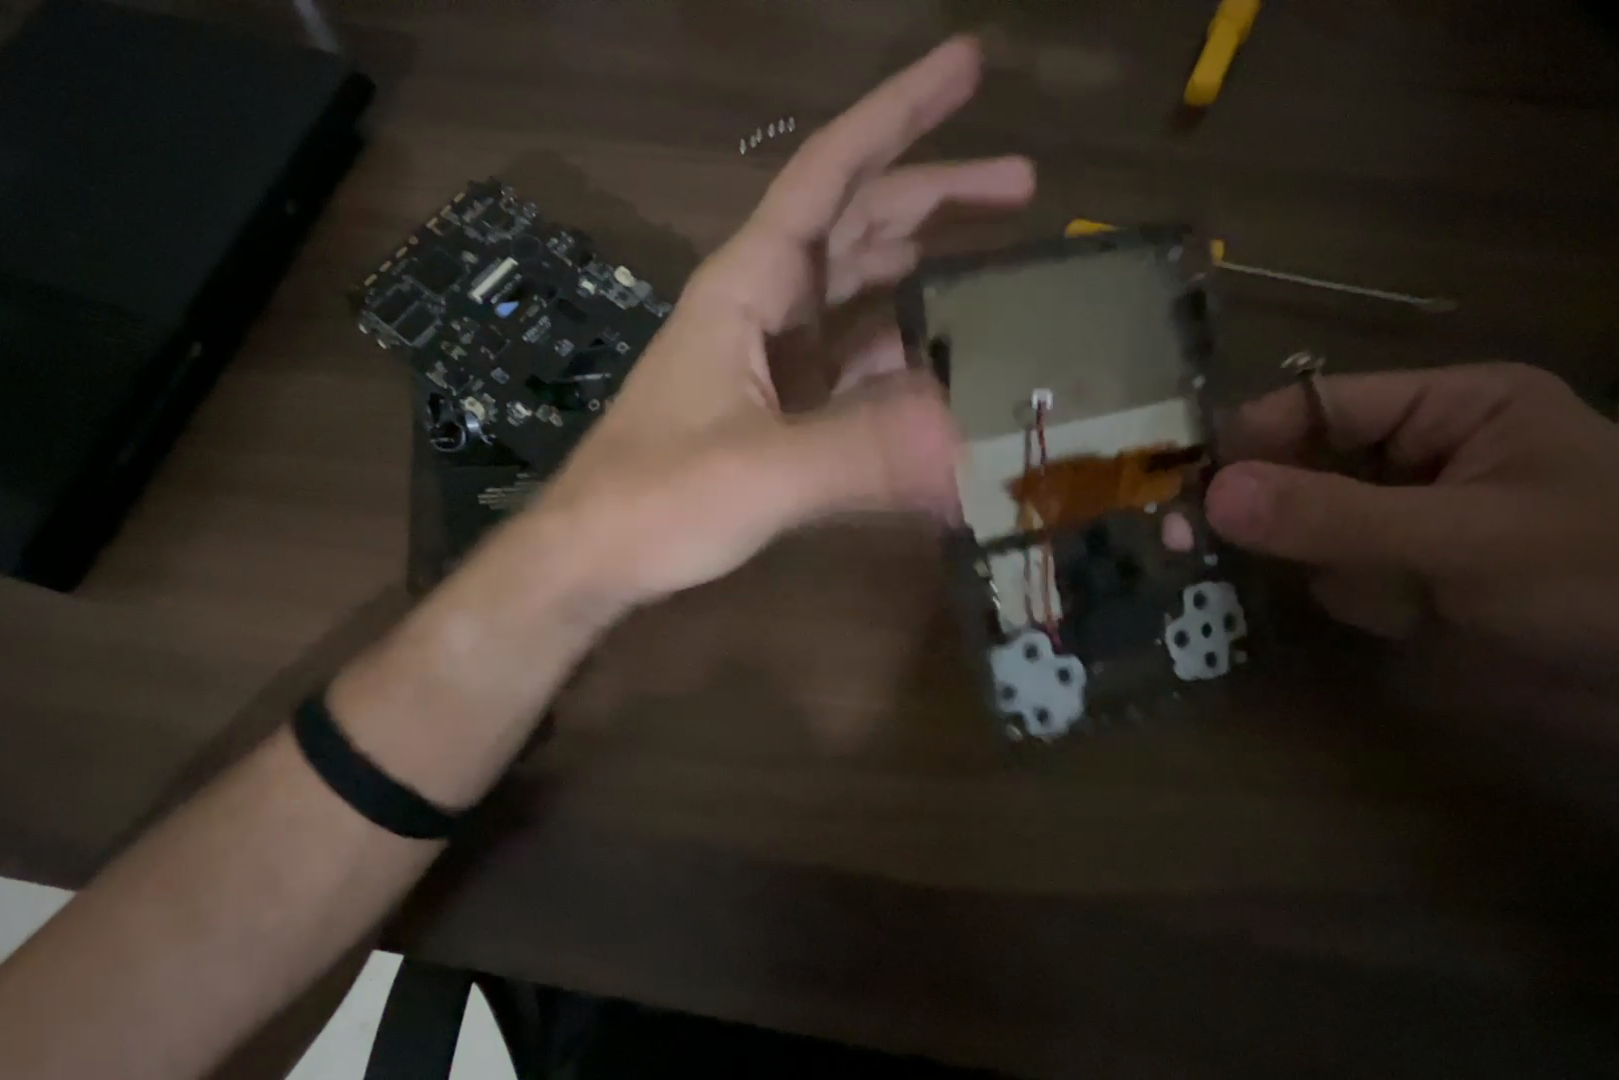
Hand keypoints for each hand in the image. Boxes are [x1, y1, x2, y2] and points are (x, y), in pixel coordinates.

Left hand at [535, 36, 1034, 606]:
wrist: (593, 555)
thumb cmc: (654, 499)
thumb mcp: (760, 470)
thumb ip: (866, 451)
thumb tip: (976, 442)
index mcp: (747, 285)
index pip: (829, 173)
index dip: (898, 114)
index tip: (968, 65)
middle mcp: (760, 306)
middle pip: (855, 224)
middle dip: (935, 193)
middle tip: (1024, 183)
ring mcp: (767, 359)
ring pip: (855, 292)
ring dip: (921, 269)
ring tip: (998, 266)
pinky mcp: (774, 408)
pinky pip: (849, 361)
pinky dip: (897, 355)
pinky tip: (940, 364)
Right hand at [1205, 362, 1618, 680]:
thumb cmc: (1610, 586)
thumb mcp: (1468, 540)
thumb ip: (1333, 516)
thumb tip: (1207, 496)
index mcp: (1451, 411)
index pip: (1319, 406)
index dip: (1247, 438)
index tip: (1172, 481)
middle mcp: (1419, 459)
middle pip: (1300, 465)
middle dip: (1246, 501)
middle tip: (1169, 536)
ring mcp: (1406, 527)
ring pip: (1302, 526)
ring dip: (1264, 551)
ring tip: (1203, 571)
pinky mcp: (1402, 586)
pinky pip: (1323, 576)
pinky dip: (1296, 591)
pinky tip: (1263, 606)